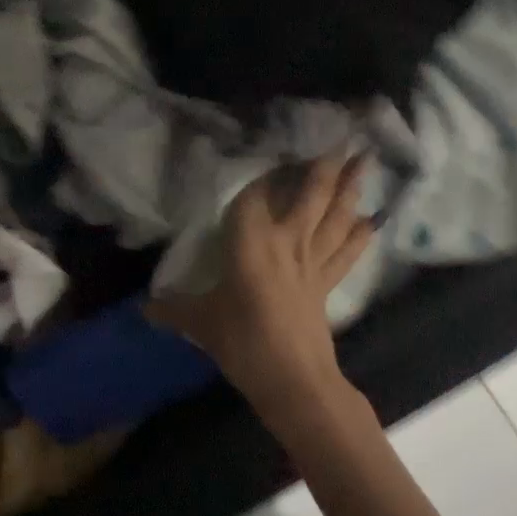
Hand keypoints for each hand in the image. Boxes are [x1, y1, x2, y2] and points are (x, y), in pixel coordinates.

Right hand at [147, 152, 374, 407]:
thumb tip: (144, 308)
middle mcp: (285, 242)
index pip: (255, 194)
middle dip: (324, 165)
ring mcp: (311, 263)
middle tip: (344, 134)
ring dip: (350, 188)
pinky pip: (345, 252)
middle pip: (309, 195)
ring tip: (364, 159)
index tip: (271, 142)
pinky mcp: (326, 285)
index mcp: (250, 242)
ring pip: (335, 216)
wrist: (293, 381)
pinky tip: (372, 218)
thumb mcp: (199, 323)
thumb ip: (172, 310)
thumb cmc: (242, 342)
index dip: (263, 169)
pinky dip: (358, 235)